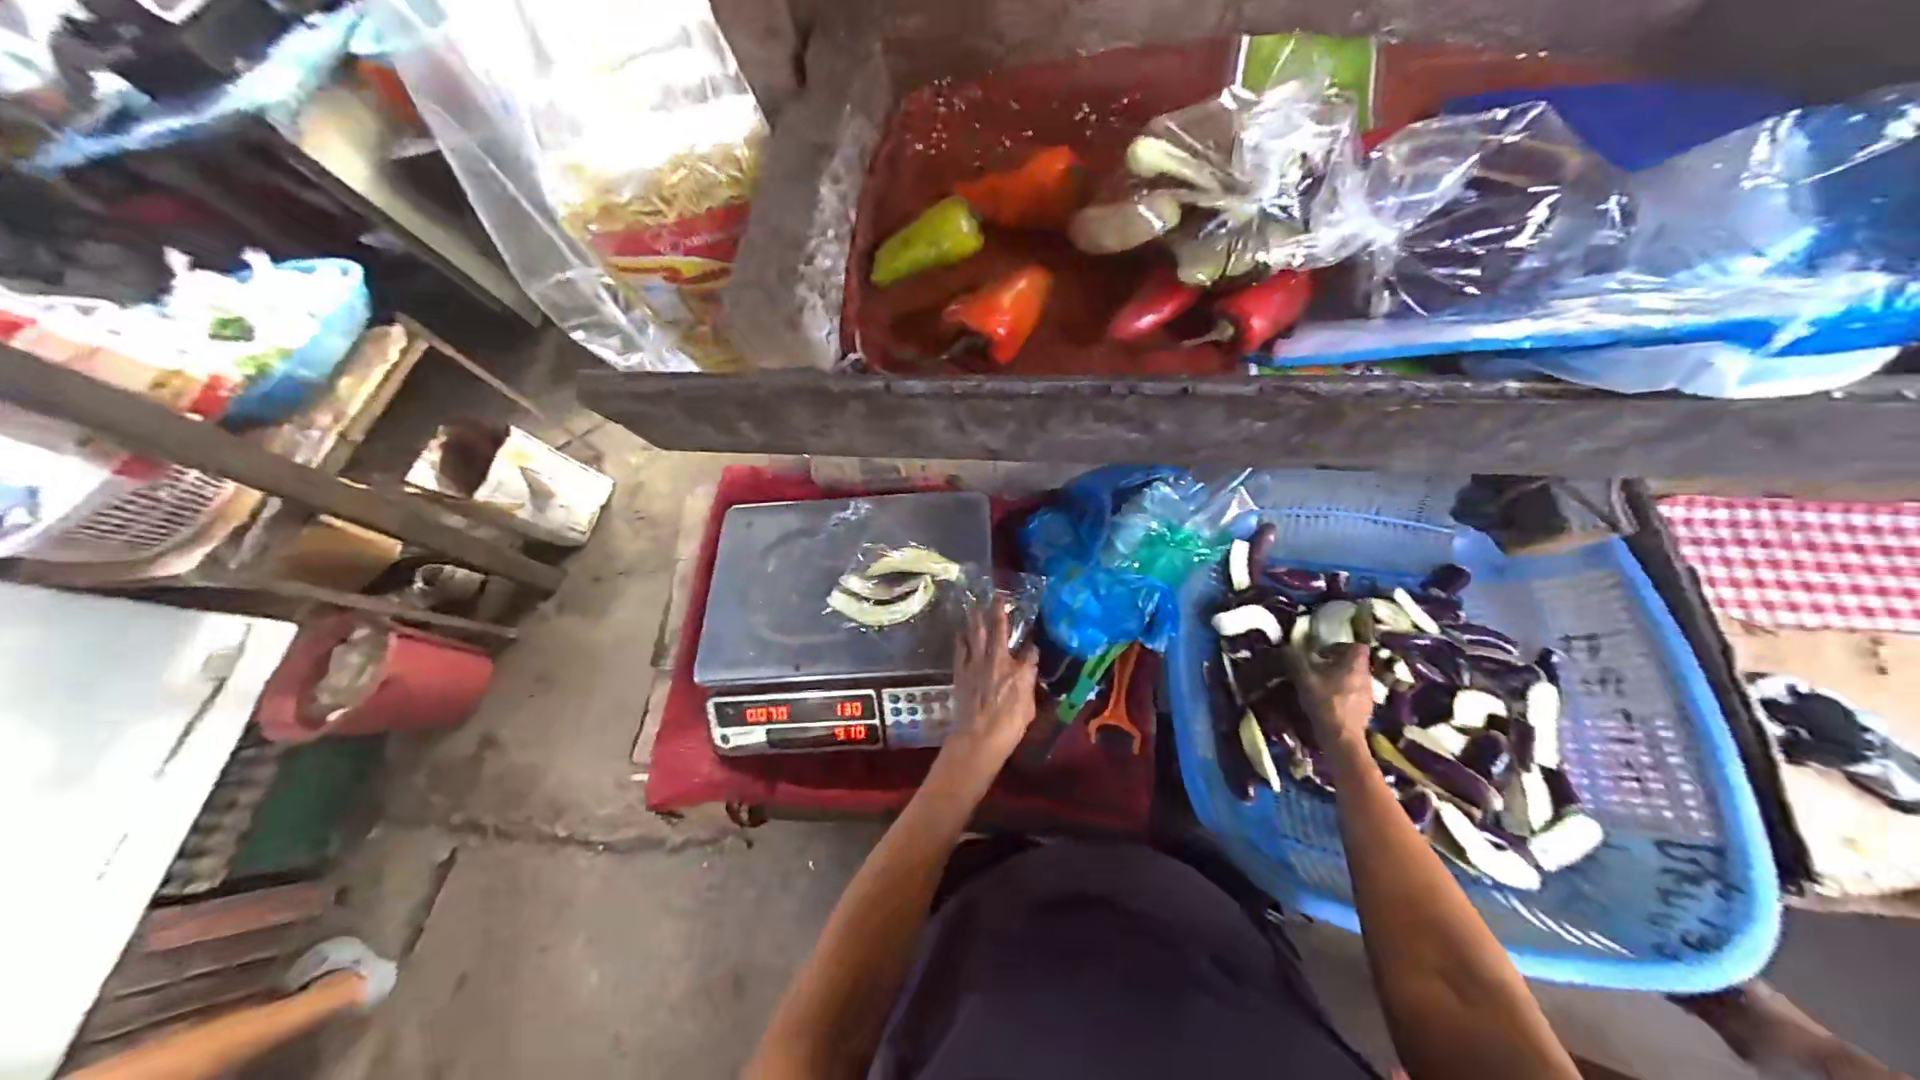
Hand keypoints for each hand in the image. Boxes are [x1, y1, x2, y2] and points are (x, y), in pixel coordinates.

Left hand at [935, 600, 1038, 787]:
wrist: (978, 738)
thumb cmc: (1009, 728)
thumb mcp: (1029, 707)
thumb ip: (1028, 684)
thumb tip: (1028, 669)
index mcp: (1019, 671)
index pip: (1030, 651)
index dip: (1032, 644)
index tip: (1033, 640)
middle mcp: (998, 661)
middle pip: (999, 629)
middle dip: (998, 611)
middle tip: (997, 596)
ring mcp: (976, 664)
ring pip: (976, 633)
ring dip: (976, 618)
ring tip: (975, 604)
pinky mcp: (961, 672)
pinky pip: (960, 648)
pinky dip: (961, 638)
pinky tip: (961, 631)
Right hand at [1287, 642, 1373, 750]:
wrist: (1341, 737)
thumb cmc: (1325, 702)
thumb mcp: (1304, 679)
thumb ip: (1295, 661)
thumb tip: (1285, 648)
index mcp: (1355, 665)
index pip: (1358, 646)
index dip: (1341, 646)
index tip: (1323, 653)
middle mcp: (1366, 676)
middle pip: (1355, 663)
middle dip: (1338, 664)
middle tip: (1319, 669)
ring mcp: (1369, 694)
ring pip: (1355, 679)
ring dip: (1341, 679)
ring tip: (1323, 687)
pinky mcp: (1366, 709)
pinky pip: (1356, 694)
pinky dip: (1345, 694)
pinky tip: (1330, 702)